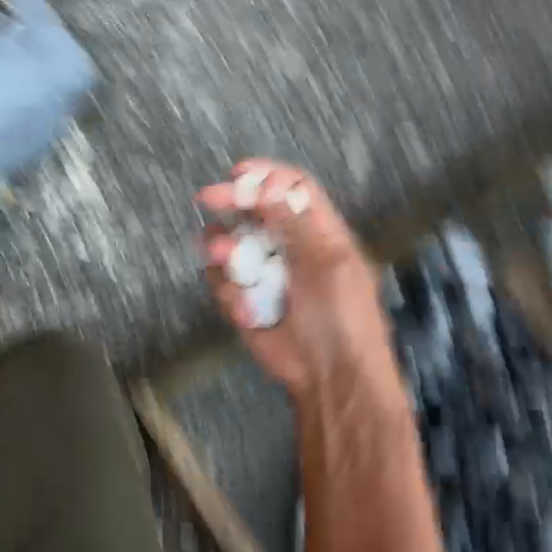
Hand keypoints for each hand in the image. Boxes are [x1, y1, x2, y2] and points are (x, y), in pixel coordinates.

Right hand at [196, 160, 399, 401]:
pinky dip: (227, 290)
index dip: (268, 176)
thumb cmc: (344, 319)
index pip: (293, 190)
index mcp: (320, 234)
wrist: (331, 378)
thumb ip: (295, 223)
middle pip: (253, 209)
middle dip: (232, 202)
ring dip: (222, 247)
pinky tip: (246, 310)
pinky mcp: (241, 296)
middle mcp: (288, 246)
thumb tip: (265, 186)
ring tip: (222, 260)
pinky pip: (219, 279)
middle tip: (208, 198)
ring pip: (228, 240)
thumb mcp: (328, 265)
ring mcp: (263, 270)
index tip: (239, 173)